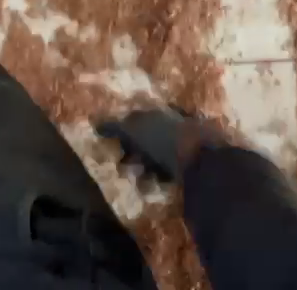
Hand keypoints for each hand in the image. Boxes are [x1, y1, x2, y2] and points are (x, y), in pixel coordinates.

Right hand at [96, 107, 231, 183]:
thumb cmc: (163, 139)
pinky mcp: (195, 164)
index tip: (115, 146)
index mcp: (159, 111)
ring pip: (161, 153)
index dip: (125, 131)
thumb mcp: (134, 130)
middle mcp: (173, 122)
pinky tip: (156, 185)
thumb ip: (114, 126)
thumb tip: (93, 122)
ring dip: (148, 165)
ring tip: (139, 180)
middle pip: (150, 135)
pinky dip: (161, 176)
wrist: (202, 159)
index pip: (138, 117)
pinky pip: (172, 169)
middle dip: (136, 150)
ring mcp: (186, 143)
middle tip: (125, 166)